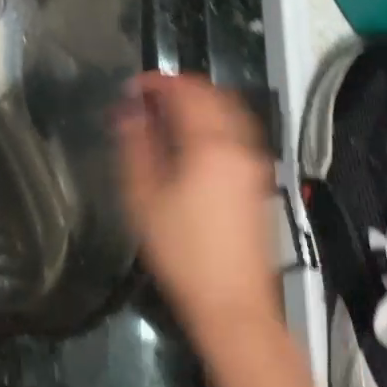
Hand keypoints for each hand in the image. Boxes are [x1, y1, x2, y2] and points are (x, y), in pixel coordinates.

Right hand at [113, 73, 277, 331]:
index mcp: (210, 144)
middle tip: (148, 98)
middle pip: (214, 95)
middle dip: (179, 88)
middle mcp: (240, 147)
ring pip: (230, 112)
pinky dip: (214, 124)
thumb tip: (128, 112)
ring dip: (199, 104)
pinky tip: (191, 143)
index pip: (185, 90)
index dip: (155, 82)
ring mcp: (254, 166)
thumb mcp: (142, 195)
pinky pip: (237, 134)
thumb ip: (134, 144)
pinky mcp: (259, 184)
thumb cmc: (183, 252)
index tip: (133, 88)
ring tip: (167, 116)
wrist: (232, 304)